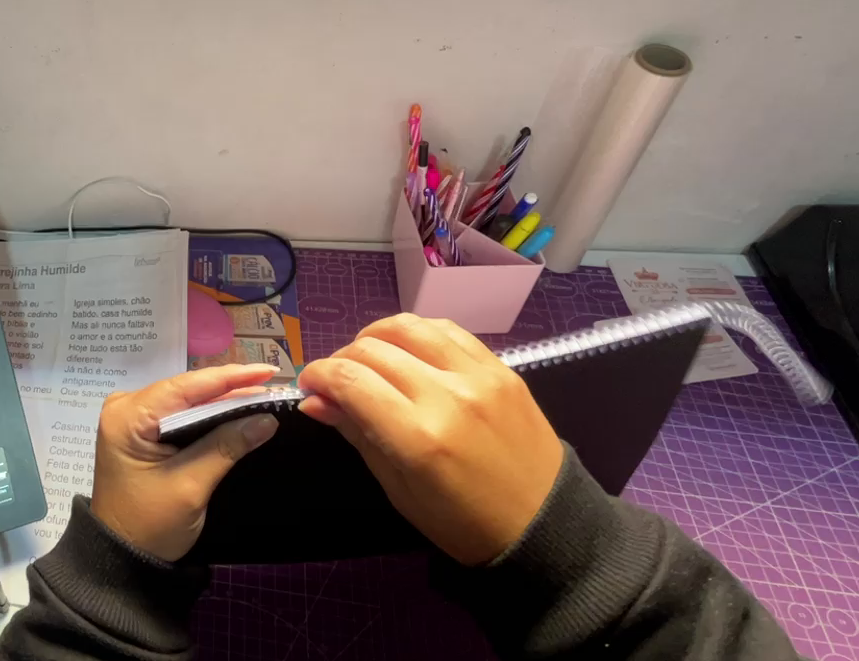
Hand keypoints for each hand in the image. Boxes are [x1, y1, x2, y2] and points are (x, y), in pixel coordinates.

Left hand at [89, 364, 281, 560]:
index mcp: (128, 415)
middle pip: (186, 389)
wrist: (122, 557)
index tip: (267, 370)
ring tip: (260, 390)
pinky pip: (178, 412)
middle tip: (270, 382)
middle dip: (228, 387)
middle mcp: (126, 406)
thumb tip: (266, 419)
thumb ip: (226, 446)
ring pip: (185, 399)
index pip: (185, 386)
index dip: (229, 377)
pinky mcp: (141, 429)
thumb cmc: (151, 525)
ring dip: (220, 398)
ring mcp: (132, 416)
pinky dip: (206, 412)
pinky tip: (234, 407)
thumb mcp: (191, 486)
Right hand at [297, 313, 563, 565]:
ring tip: (368, 357)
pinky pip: (445, 329)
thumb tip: (314, 399)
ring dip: (373, 336)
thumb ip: (356, 432)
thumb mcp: (398, 489)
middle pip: (371, 349)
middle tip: (336, 381)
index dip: (318, 376)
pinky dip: (415, 333)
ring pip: (405, 327)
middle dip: (340, 360)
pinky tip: (407, 351)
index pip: (349, 380)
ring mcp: (478, 376)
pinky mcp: (500, 368)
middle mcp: (447, 395)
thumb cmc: (463, 523)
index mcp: (418, 437)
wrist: (549, 530)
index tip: (309, 386)